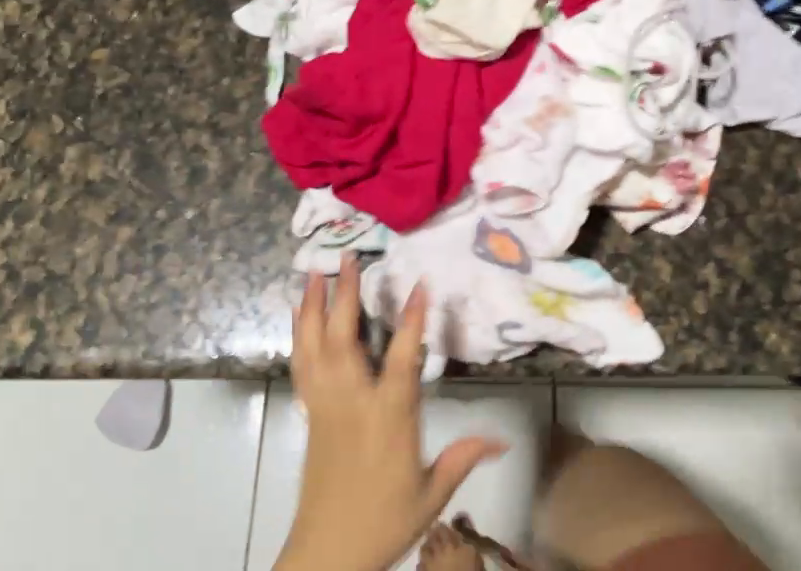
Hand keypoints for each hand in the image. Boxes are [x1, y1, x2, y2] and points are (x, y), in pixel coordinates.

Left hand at [274, 252, 508, 570]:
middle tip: (346, 258)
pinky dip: (297, 334)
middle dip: (345, 296)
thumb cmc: (384, 520)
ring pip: (314, 347)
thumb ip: (463, 458)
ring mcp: (326, 405)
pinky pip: (301, 365)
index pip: (403, 361)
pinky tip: (297, 313)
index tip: (419, 284)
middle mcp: (353, 402)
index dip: (412, 321)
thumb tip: (503, 440)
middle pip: (344, 341)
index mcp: (389, 418)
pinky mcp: (310, 413)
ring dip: (312, 306)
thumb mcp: (431, 494)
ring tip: (313, 271)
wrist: (327, 551)